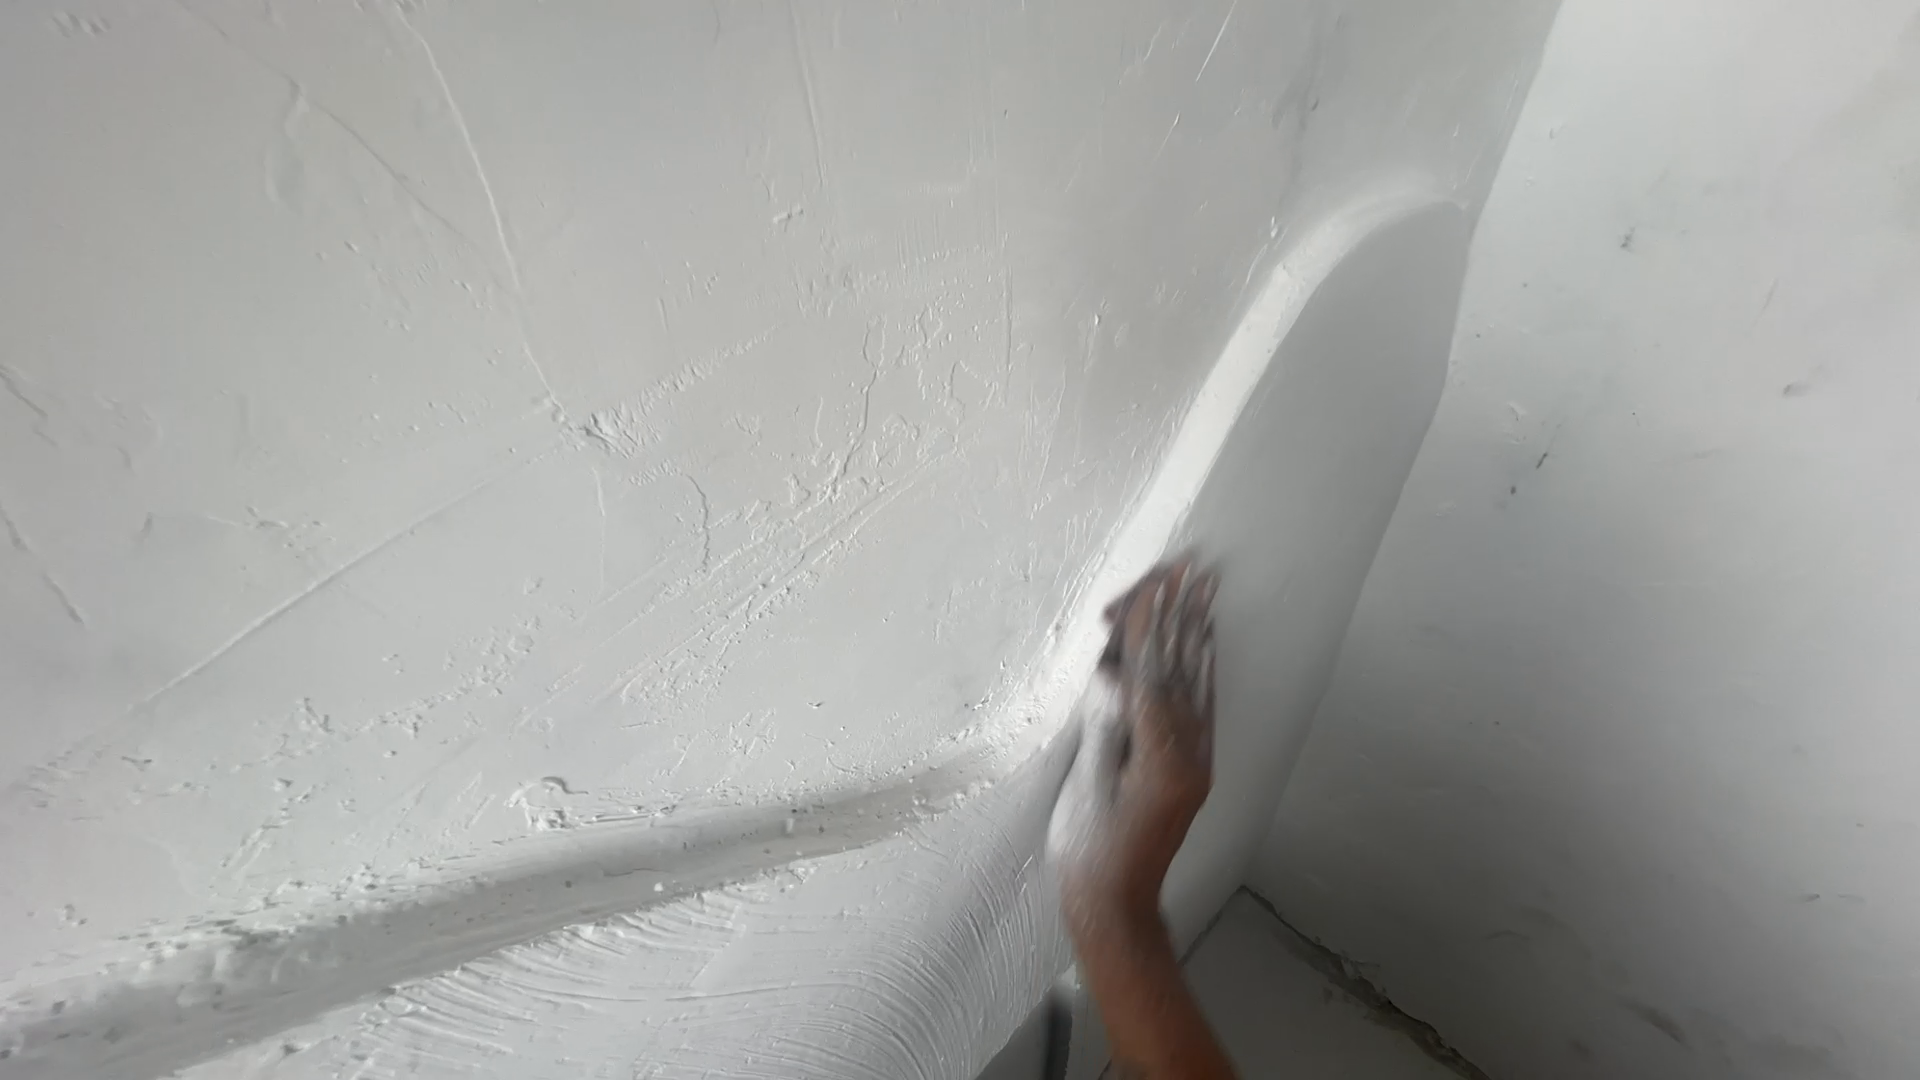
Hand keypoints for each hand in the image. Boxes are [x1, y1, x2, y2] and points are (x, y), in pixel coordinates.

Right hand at [1050, 555, 1219, 931]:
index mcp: (1160, 755)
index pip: (1153, 671)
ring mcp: (1193, 758)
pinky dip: (1200, 668)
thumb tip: (1114, 672)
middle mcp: (1187, 751)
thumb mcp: (1090, 782)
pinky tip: (1203, 644)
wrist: (1114, 899)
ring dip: (1197, 631)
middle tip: (1191, 568)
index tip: (1154, 581)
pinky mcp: (1190, 764)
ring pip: (1194, 680)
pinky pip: (1198, 705)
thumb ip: (1107, 723)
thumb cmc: (1089, 845)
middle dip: (1182, 613)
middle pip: (1180, 666)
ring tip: (1205, 590)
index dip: (1151, 624)